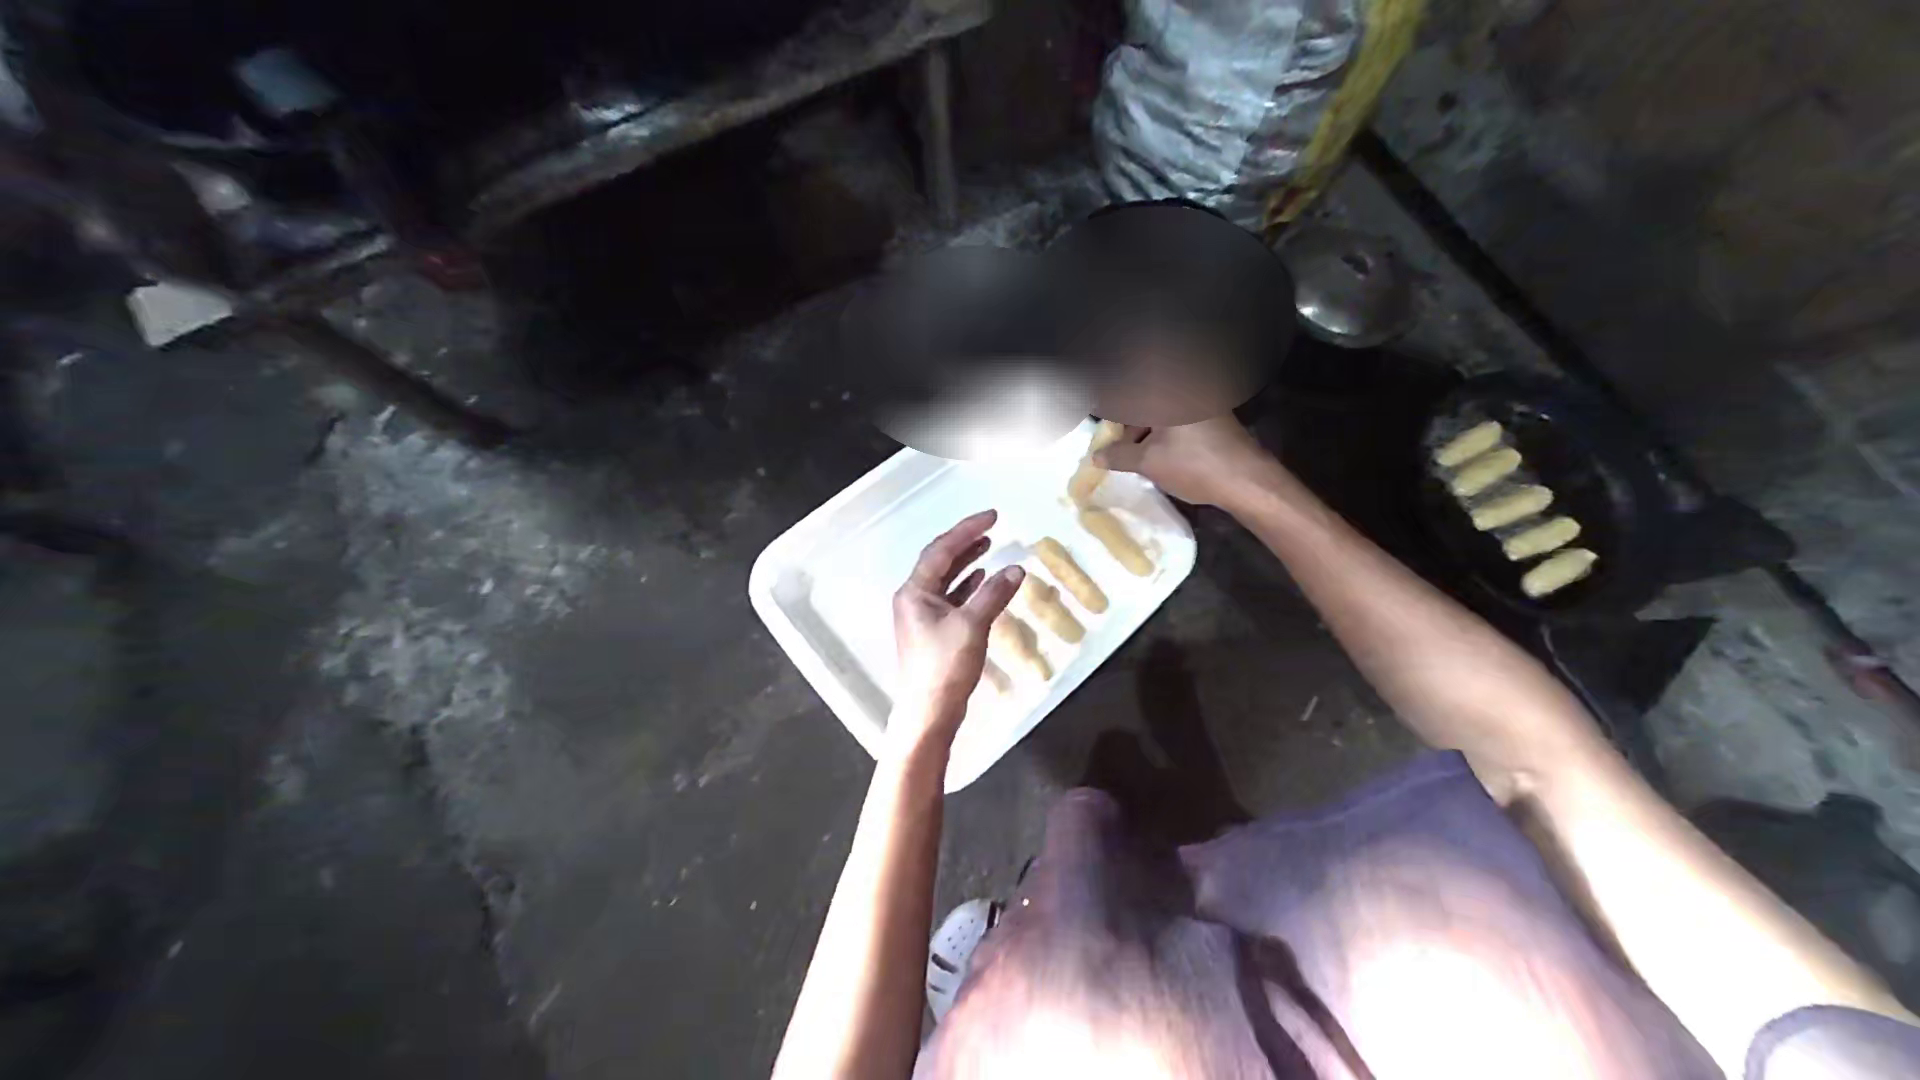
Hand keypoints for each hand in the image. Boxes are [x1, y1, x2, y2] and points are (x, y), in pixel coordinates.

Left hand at [889, 510, 1024, 752]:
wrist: (929, 712)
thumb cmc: (945, 666)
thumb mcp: (972, 625)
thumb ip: (994, 594)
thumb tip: (1016, 569)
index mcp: (914, 591)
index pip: (941, 550)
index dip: (967, 530)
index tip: (993, 516)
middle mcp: (913, 598)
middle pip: (940, 561)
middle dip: (965, 543)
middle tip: (992, 528)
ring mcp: (922, 616)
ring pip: (946, 580)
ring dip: (967, 563)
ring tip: (989, 547)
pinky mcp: (933, 632)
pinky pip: (951, 599)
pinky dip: (967, 587)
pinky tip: (984, 581)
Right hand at [1093, 415, 1276, 507]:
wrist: (1246, 480)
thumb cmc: (1193, 465)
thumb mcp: (1148, 462)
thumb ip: (1118, 455)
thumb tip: (1096, 456)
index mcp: (1167, 398)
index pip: (1128, 402)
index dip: (1112, 421)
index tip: (1103, 441)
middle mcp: (1185, 395)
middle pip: (1146, 407)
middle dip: (1129, 428)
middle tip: (1117, 452)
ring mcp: (1203, 406)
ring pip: (1163, 417)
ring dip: (1146, 434)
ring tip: (1137, 459)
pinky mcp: (1214, 420)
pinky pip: (1179, 424)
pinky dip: (1165, 437)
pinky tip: (1161, 458)